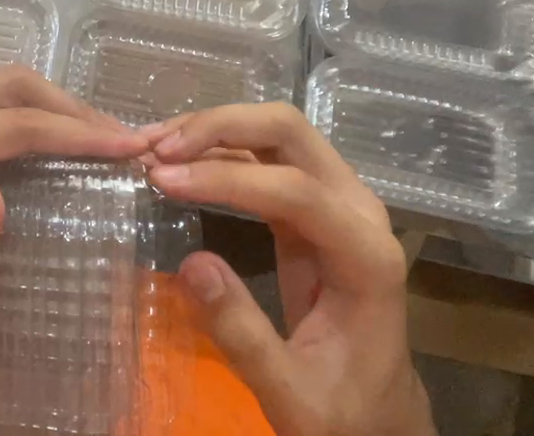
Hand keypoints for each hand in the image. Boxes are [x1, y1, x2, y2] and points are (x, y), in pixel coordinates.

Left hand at [0, 67, 148, 351]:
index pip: (13, 125)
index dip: (73, 133)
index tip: (126, 146)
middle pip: (11, 86)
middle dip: (70, 108)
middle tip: (121, 140)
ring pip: (4, 89)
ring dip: (55, 107)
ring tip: (103, 139)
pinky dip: (35, 115)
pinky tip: (60, 142)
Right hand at [146, 104, 434, 435]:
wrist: (380, 415)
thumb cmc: (344, 412)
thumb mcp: (292, 397)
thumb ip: (244, 336)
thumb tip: (190, 264)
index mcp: (367, 256)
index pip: (296, 190)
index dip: (226, 178)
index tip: (162, 181)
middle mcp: (358, 210)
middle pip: (290, 132)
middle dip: (219, 127)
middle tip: (158, 148)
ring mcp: (335, 198)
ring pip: (274, 132)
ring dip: (212, 130)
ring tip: (153, 146)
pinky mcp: (310, 202)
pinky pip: (263, 155)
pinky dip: (216, 148)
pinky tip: (176, 159)